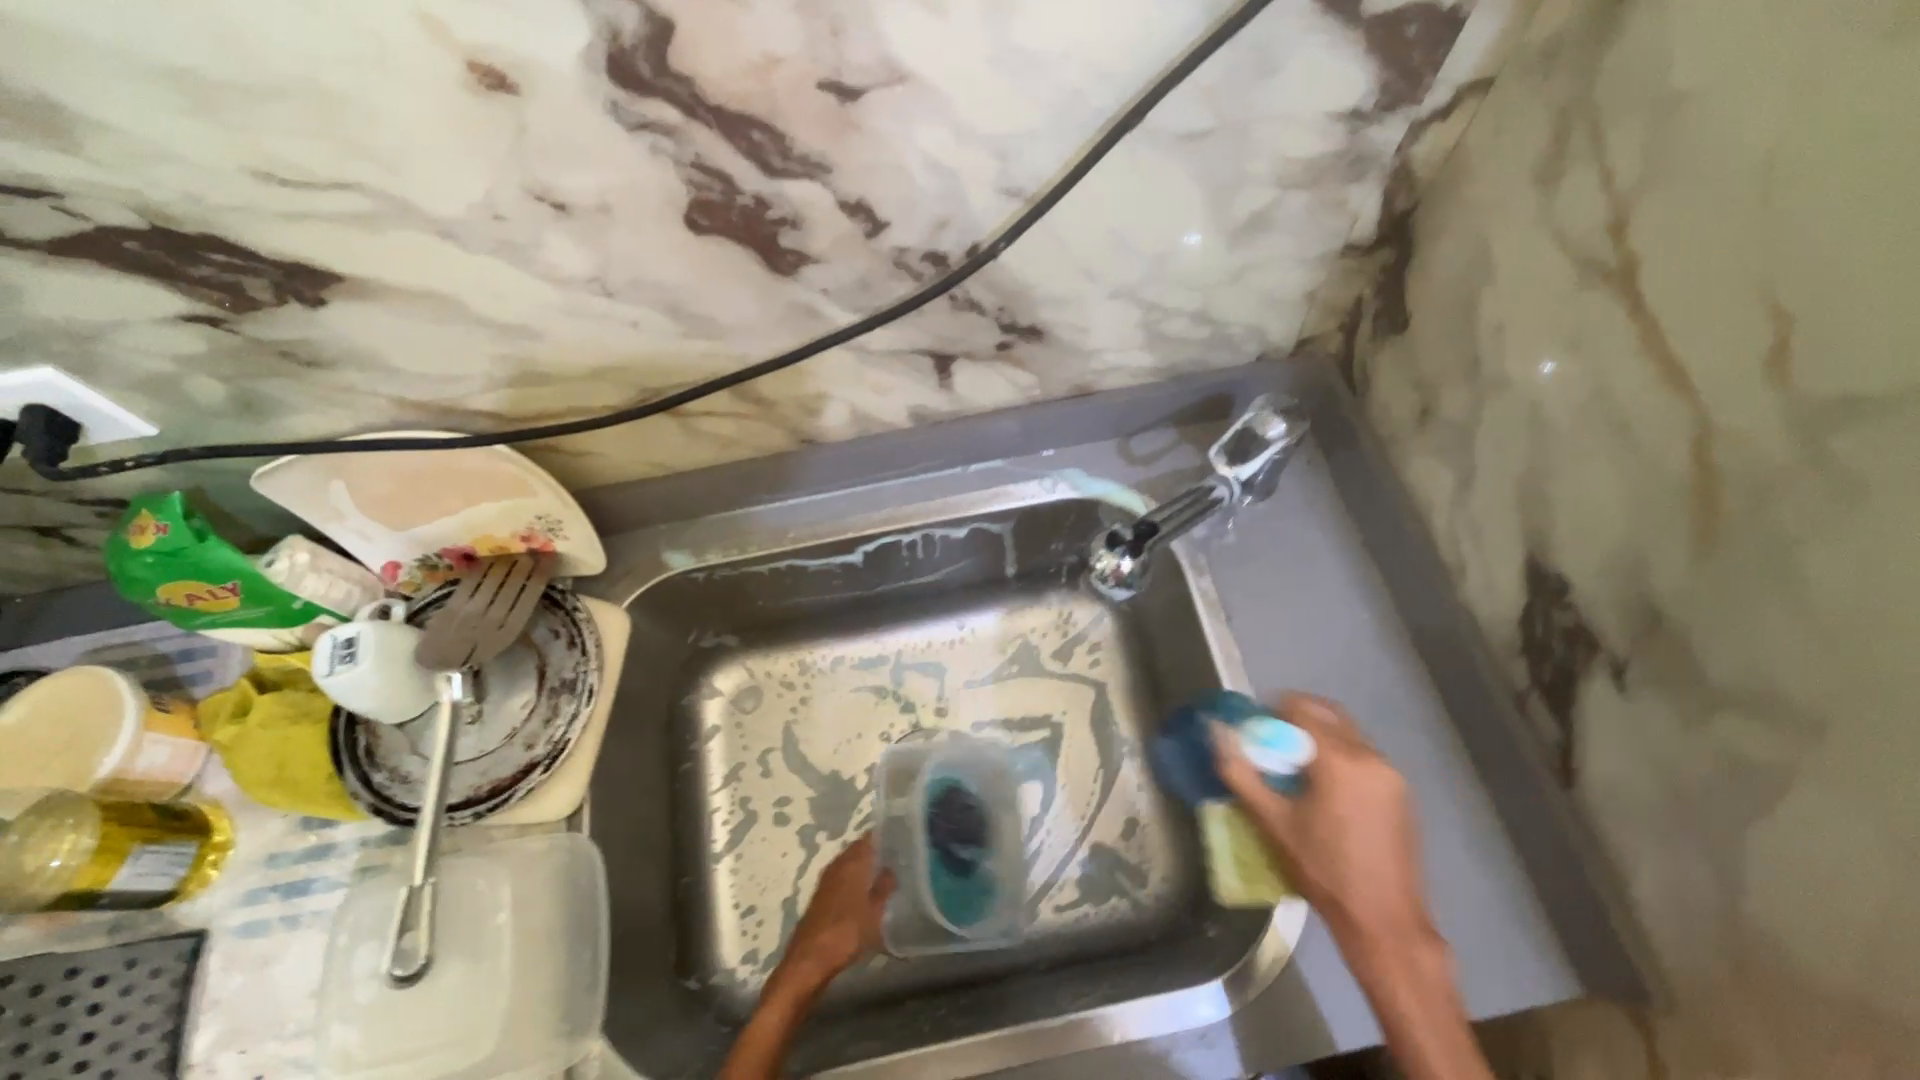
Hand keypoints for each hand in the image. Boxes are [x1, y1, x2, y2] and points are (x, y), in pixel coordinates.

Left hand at [780, 834, 895, 985]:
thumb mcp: (874, 911)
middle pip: (857, 850)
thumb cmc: (848, 932)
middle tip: (896, 856)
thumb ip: (884, 887)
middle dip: (874, 851)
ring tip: (884, 873)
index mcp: (851, 863)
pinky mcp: (821, 896)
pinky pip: (842, 878)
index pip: (868, 839)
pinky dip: (854, 879)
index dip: (882, 836)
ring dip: (864, 866)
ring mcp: (826, 881)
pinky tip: (865, 890)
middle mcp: (837, 866)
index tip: (899, 837)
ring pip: (848, 864)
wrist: (811, 958)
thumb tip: (891, 867)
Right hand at [1211, 693, 1434, 953]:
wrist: (1383, 918)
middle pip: (1328, 713)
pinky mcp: (1400, 791)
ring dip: (1319, 736)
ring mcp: (1391, 774)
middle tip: (1270, 743)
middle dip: (1296, 718)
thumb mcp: (1273, 822)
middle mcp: (1370, 756)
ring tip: (1293, 768)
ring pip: (1348, 733)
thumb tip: (1217, 733)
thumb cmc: (1322, 870)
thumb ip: (1241, 773)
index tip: (1254, 732)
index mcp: (1339, 760)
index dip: (1272, 713)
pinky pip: (1363, 755)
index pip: (1300, 710)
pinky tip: (1322, 788)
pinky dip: (1338, 754)